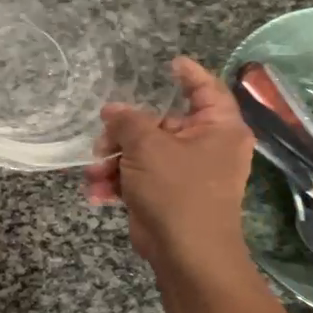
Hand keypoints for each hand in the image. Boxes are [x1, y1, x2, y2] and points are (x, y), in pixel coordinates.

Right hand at [85, 57, 255, 270]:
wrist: (185, 250)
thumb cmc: (177, 191)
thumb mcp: (147, 147)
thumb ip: (127, 121)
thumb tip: (113, 110)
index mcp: (217, 128)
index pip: (206, 90)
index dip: (188, 74)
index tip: (168, 63)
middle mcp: (205, 146)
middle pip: (158, 124)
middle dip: (122, 134)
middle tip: (101, 142)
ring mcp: (186, 171)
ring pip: (140, 152)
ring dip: (111, 162)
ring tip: (94, 175)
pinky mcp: (166, 193)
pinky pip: (137, 177)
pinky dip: (116, 183)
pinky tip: (99, 193)